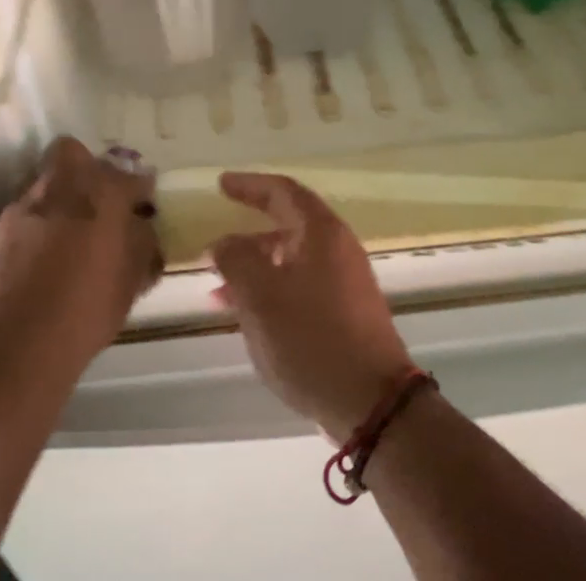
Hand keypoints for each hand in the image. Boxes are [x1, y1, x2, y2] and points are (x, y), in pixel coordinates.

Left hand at [0, 137, 161, 365]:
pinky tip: (45, 257)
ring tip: (71, 234)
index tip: (144, 201)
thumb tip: (141, 227)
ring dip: (61, 199)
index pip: (130, 174)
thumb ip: (141, 244)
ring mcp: (22, 209)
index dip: (140, 186)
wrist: (16, 345)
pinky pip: (25, 215)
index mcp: (101, 195)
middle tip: (101, 201)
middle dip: (89, 169)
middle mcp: (59, 190)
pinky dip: (38, 226)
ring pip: (45, 184)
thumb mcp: (132, 281)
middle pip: (73, 154)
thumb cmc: (87, 311)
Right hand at [211, 173, 414, 441]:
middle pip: (288, 227)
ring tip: (217, 293)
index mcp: (321, 233)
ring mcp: (345, 283)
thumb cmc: (311, 339)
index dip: (250, 185)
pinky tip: (248, 318)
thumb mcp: (260, 296)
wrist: (370, 401)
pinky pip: (300, 288)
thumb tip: (224, 242)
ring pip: (291, 262)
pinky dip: (272, 292)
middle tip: (214, 248)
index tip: (221, 185)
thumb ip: (236, 259)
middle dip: (248, 236)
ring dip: (255, 270)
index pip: (283, 192)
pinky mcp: (346, 314)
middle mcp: (338, 250)